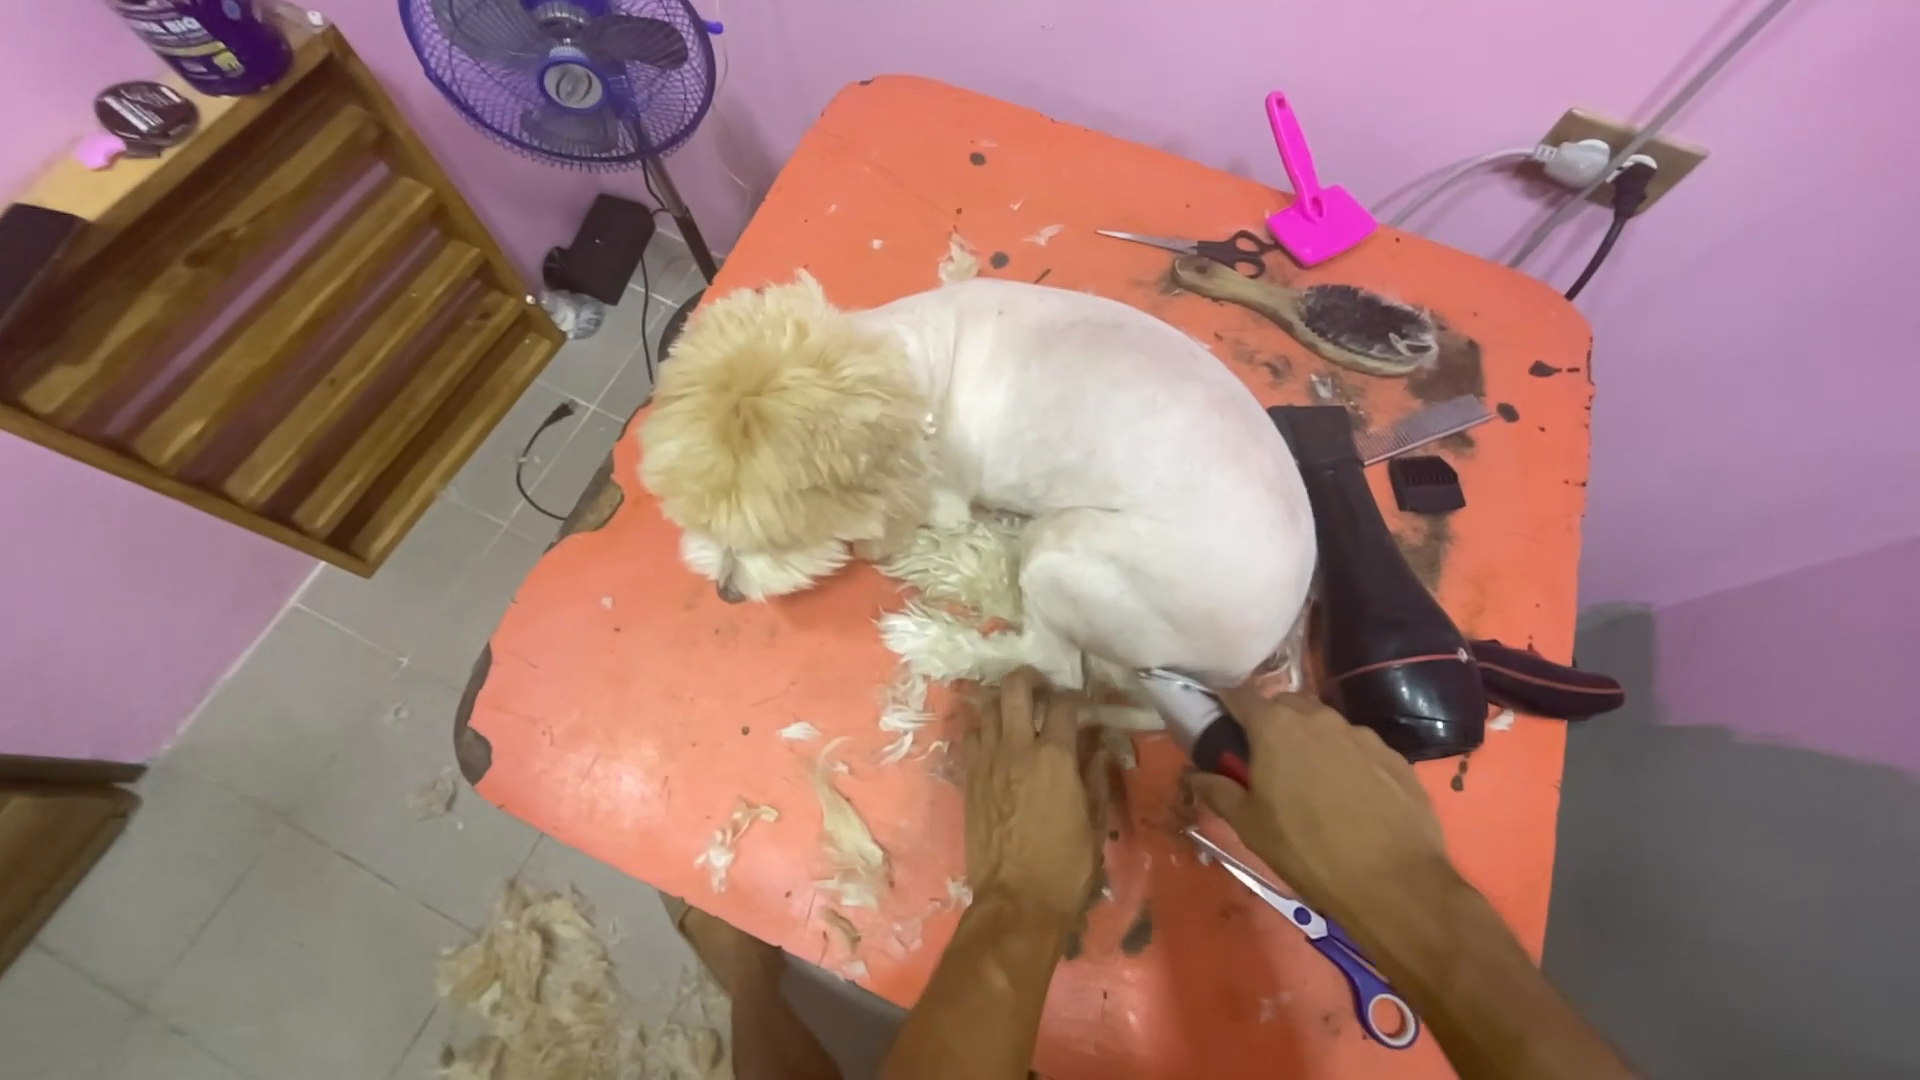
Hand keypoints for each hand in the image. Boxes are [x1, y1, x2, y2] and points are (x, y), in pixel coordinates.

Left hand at [961, 669, 1101, 923]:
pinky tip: (994, 738)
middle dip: (1028, 678)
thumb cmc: (1066, 868)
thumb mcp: (1094, 823)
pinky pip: (970, 736)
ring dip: (1001, 700)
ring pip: (985, 707)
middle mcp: (1017, 748)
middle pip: (1014, 688)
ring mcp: (987, 761)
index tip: (1079, 702)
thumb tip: (1099, 747)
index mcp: (1055, 757)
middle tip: (1040, 687)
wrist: (1016, 902)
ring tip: (1014, 708)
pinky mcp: (968, 778)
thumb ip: (1095, 777)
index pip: (1063, 705)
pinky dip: (982, 727)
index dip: (1073, 697)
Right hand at [1190, 687, 1455, 925]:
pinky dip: (1348, 760)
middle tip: (1266, 758)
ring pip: (1325, 725)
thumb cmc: (1307, 850)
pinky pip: (1359, 747)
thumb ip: (1218, 791)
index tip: (1222, 721)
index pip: (1240, 694)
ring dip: (1311, 741)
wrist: (1396, 885)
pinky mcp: (1395, 757)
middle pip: (1285, 704)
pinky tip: (1352, 798)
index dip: (1228, 703)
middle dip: (1271, 722)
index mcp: (1275, 727)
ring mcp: (1361, 735)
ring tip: (1312, 782)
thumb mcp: (1249, 826)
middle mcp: (1318, 718)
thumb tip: (1196, 775)